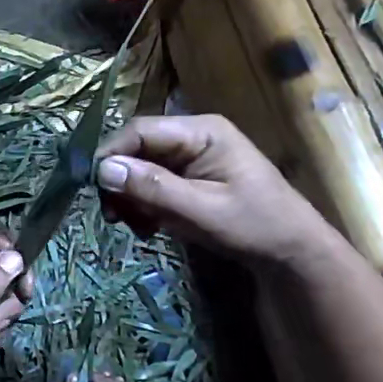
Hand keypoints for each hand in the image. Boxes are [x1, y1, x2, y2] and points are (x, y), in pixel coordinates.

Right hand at [96, 114, 333, 263]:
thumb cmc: (254, 225)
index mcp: (201, 131)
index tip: (91, 185)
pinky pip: (151, 184)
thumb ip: (153, 188)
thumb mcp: (201, 209)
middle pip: (137, 149)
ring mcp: (189, 157)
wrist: (291, 251)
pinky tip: (148, 228)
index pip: (141, 130)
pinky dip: (142, 205)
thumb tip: (102, 170)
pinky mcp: (187, 178)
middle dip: (120, 181)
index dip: (111, 154)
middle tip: (113, 216)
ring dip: (129, 197)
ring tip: (135, 227)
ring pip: (139, 169)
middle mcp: (192, 136)